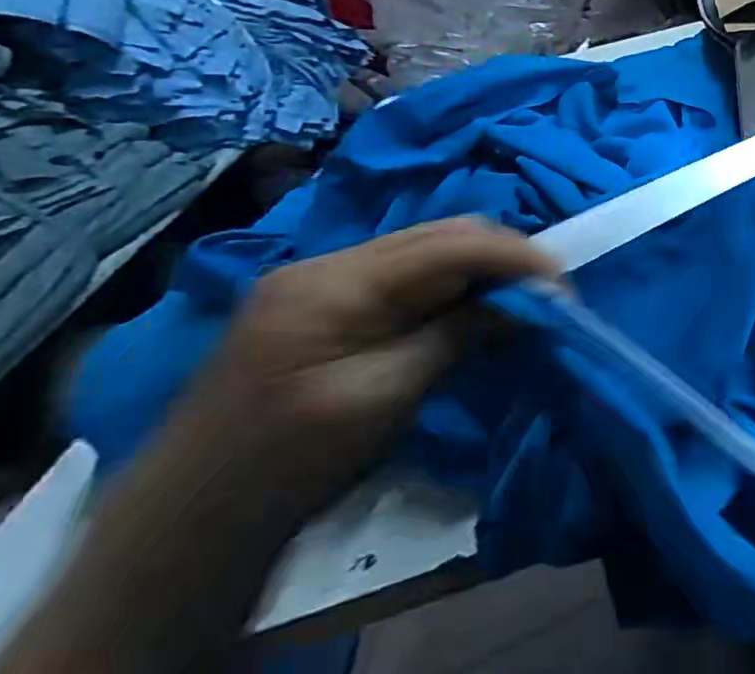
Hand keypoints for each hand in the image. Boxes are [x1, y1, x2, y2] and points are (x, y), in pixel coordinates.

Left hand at [157, 217, 558, 516]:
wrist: (192, 518)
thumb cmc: (289, 464)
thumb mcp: (386, 398)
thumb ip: (458, 336)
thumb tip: (527, 303)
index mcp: (334, 284)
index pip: (446, 245)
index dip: (513, 255)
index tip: (562, 282)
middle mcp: (327, 263)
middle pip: (438, 235)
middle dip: (502, 256)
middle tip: (549, 292)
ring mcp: (321, 279)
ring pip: (425, 250)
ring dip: (480, 269)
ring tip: (521, 299)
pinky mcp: (325, 301)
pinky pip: (405, 274)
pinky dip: (450, 286)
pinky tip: (473, 307)